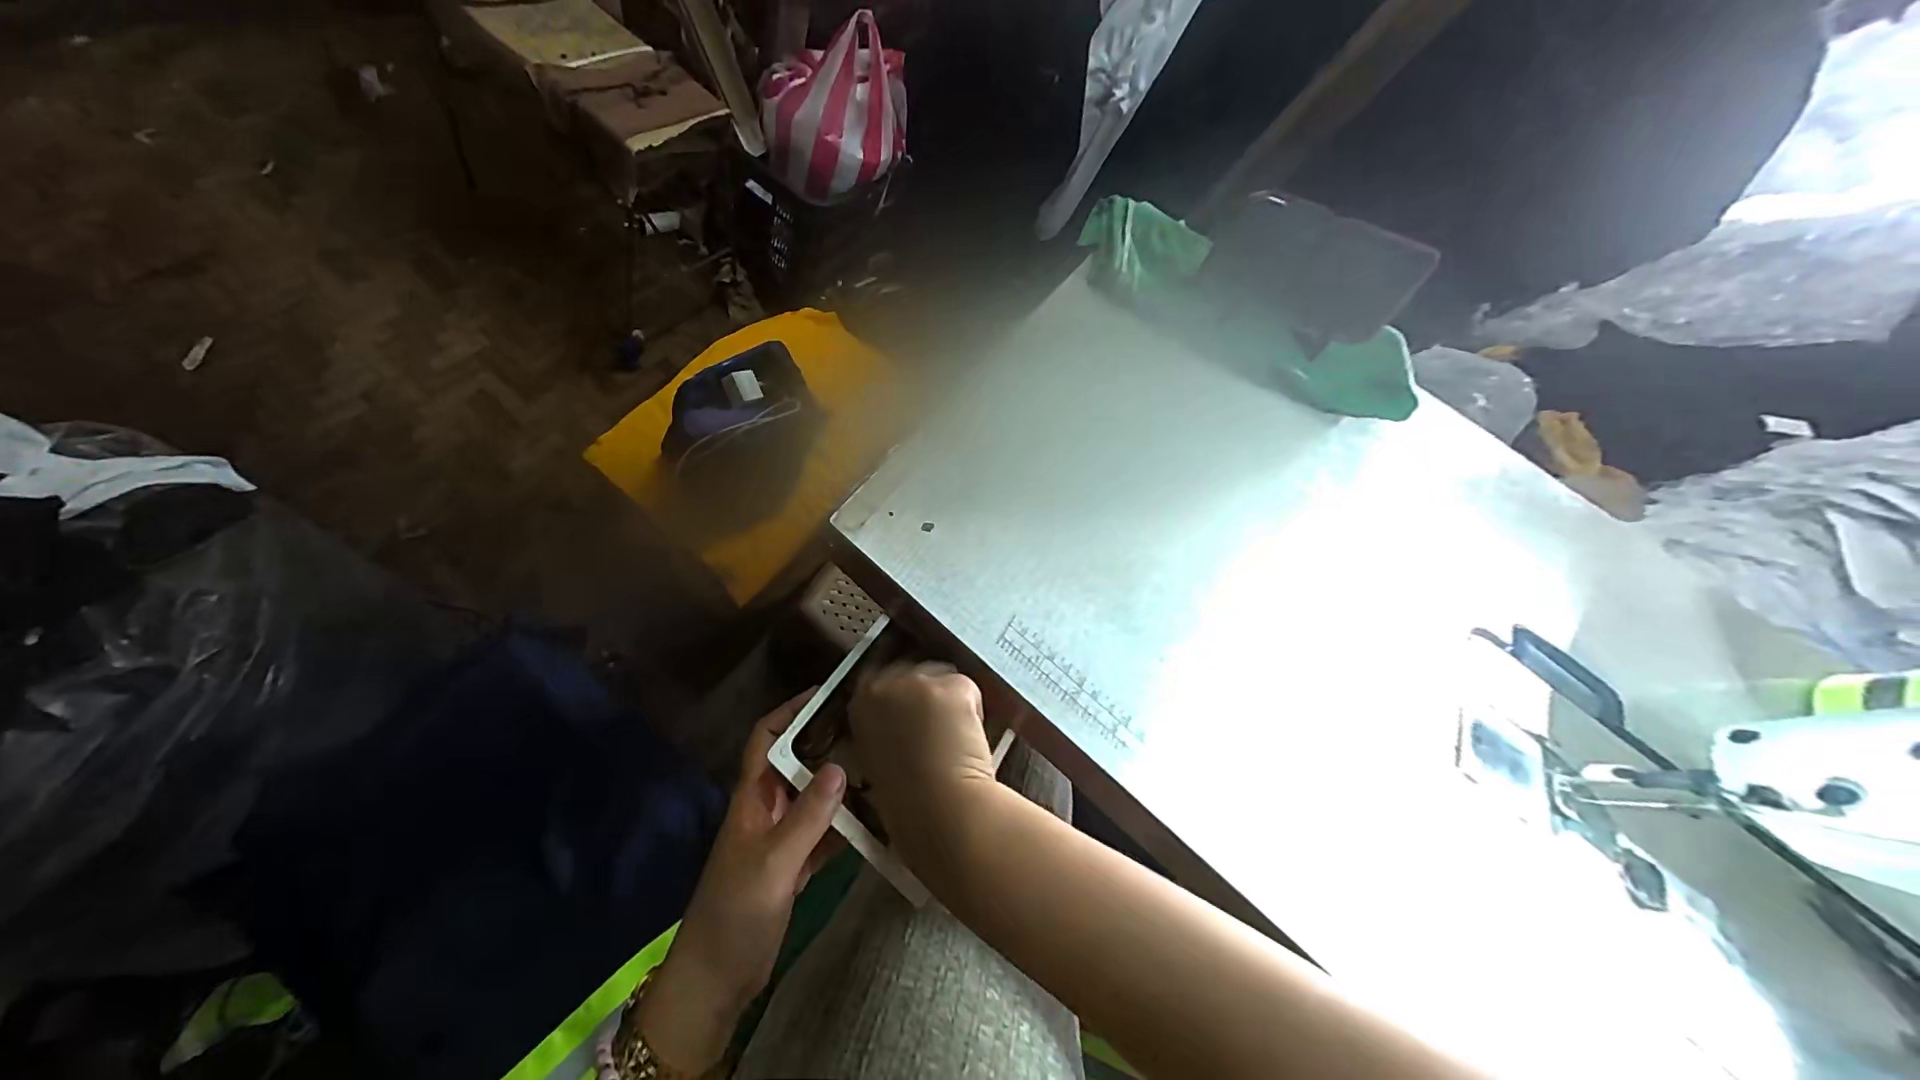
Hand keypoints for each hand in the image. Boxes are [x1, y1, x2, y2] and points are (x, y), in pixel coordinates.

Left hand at [632, 690, 844, 1073]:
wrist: (716, 979)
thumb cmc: (735, 912)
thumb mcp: (773, 862)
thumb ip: (807, 817)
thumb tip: (840, 767)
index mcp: (751, 799)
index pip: (766, 739)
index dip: (790, 712)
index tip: (826, 693)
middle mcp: (767, 810)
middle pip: (796, 763)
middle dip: (826, 742)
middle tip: (869, 726)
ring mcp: (781, 839)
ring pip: (814, 797)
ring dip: (841, 783)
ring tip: (881, 763)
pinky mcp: (794, 865)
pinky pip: (824, 833)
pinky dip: (847, 824)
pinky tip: (876, 817)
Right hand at [847, 661, 997, 851]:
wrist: (938, 810)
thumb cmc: (905, 802)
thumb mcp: (875, 758)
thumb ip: (883, 729)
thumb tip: (901, 721)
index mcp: (860, 702)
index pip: (883, 676)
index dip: (904, 693)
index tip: (916, 709)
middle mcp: (886, 682)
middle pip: (916, 670)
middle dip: (930, 693)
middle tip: (940, 729)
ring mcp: (921, 680)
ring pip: (945, 677)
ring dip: (952, 699)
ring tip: (954, 739)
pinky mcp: (954, 684)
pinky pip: (969, 689)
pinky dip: (975, 710)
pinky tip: (970, 739)